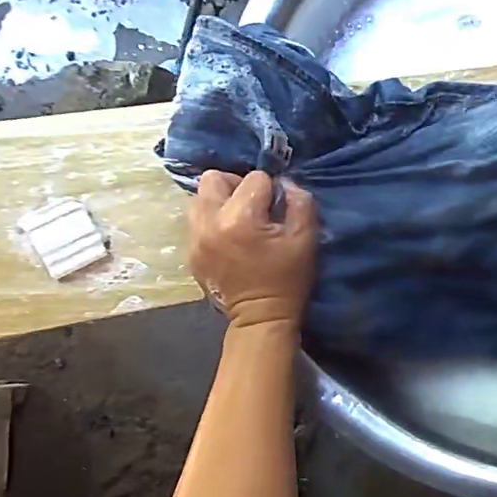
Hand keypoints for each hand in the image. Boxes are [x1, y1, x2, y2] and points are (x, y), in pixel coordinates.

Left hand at [189, 170, 317, 329]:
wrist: (261, 317)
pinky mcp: (190, 252)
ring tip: (238, 220)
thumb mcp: (306, 239)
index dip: (271, 189)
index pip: (254, 178)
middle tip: (253, 205)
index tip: (277, 209)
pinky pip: (196, 221)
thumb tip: (285, 185)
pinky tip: (230, 239)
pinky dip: (212, 221)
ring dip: (220, 202)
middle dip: (237, 185)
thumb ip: (300, 203)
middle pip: (213, 179)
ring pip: (199, 198)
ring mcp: (195, 238)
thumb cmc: (288, 278)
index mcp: (241, 217)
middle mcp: (210, 222)